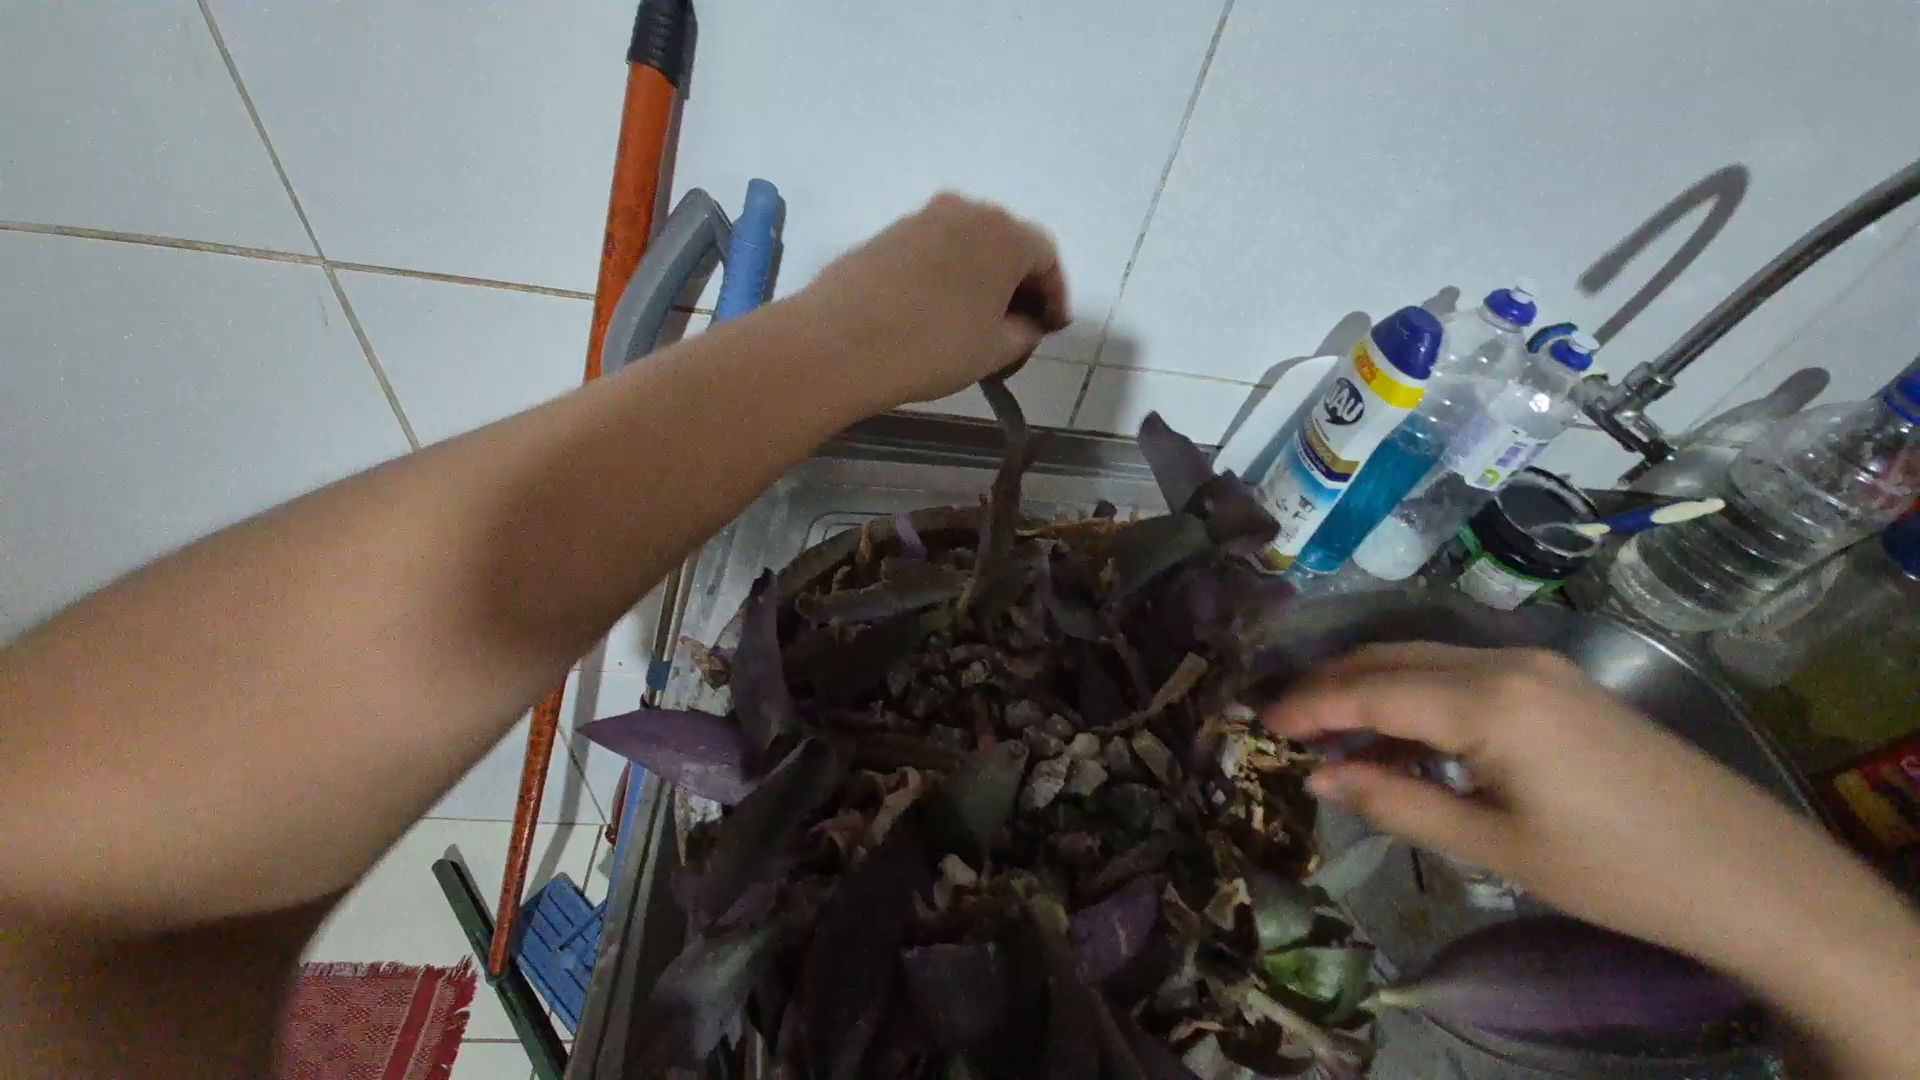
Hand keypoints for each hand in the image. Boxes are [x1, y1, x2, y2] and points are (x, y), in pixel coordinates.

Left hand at [789, 193, 1070, 411]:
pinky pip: (932, 253)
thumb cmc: (933, 347)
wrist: (839, 344)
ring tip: (975, 323)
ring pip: (966, 246)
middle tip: (1017, 326)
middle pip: (1006, 244)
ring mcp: (919, 219)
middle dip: (1017, 284)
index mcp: (1003, 233)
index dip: (1054, 295)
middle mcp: (964, 211)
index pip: (1046, 257)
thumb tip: (1026, 323)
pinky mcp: (885, 236)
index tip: (1050, 328)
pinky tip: (936, 313)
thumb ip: (1025, 332)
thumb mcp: (995, 351)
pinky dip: (945, 278)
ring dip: (979, 279)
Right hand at [1260, 642, 1836, 960]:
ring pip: (1419, 658)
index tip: (1258, 721)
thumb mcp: (1493, 848)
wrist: (1761, 879)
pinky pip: (1456, 672)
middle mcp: (1505, 663)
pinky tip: (1396, 734)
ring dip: (1366, 688)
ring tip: (1327, 732)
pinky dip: (1410, 694)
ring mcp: (1533, 665)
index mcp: (1488, 702)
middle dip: (1328, 686)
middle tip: (1282, 722)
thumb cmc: (1618, 873)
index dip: (1308, 705)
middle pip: (1387, 658)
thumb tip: (1317, 778)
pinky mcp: (1552, 680)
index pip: (1369, 689)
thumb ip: (1396, 803)